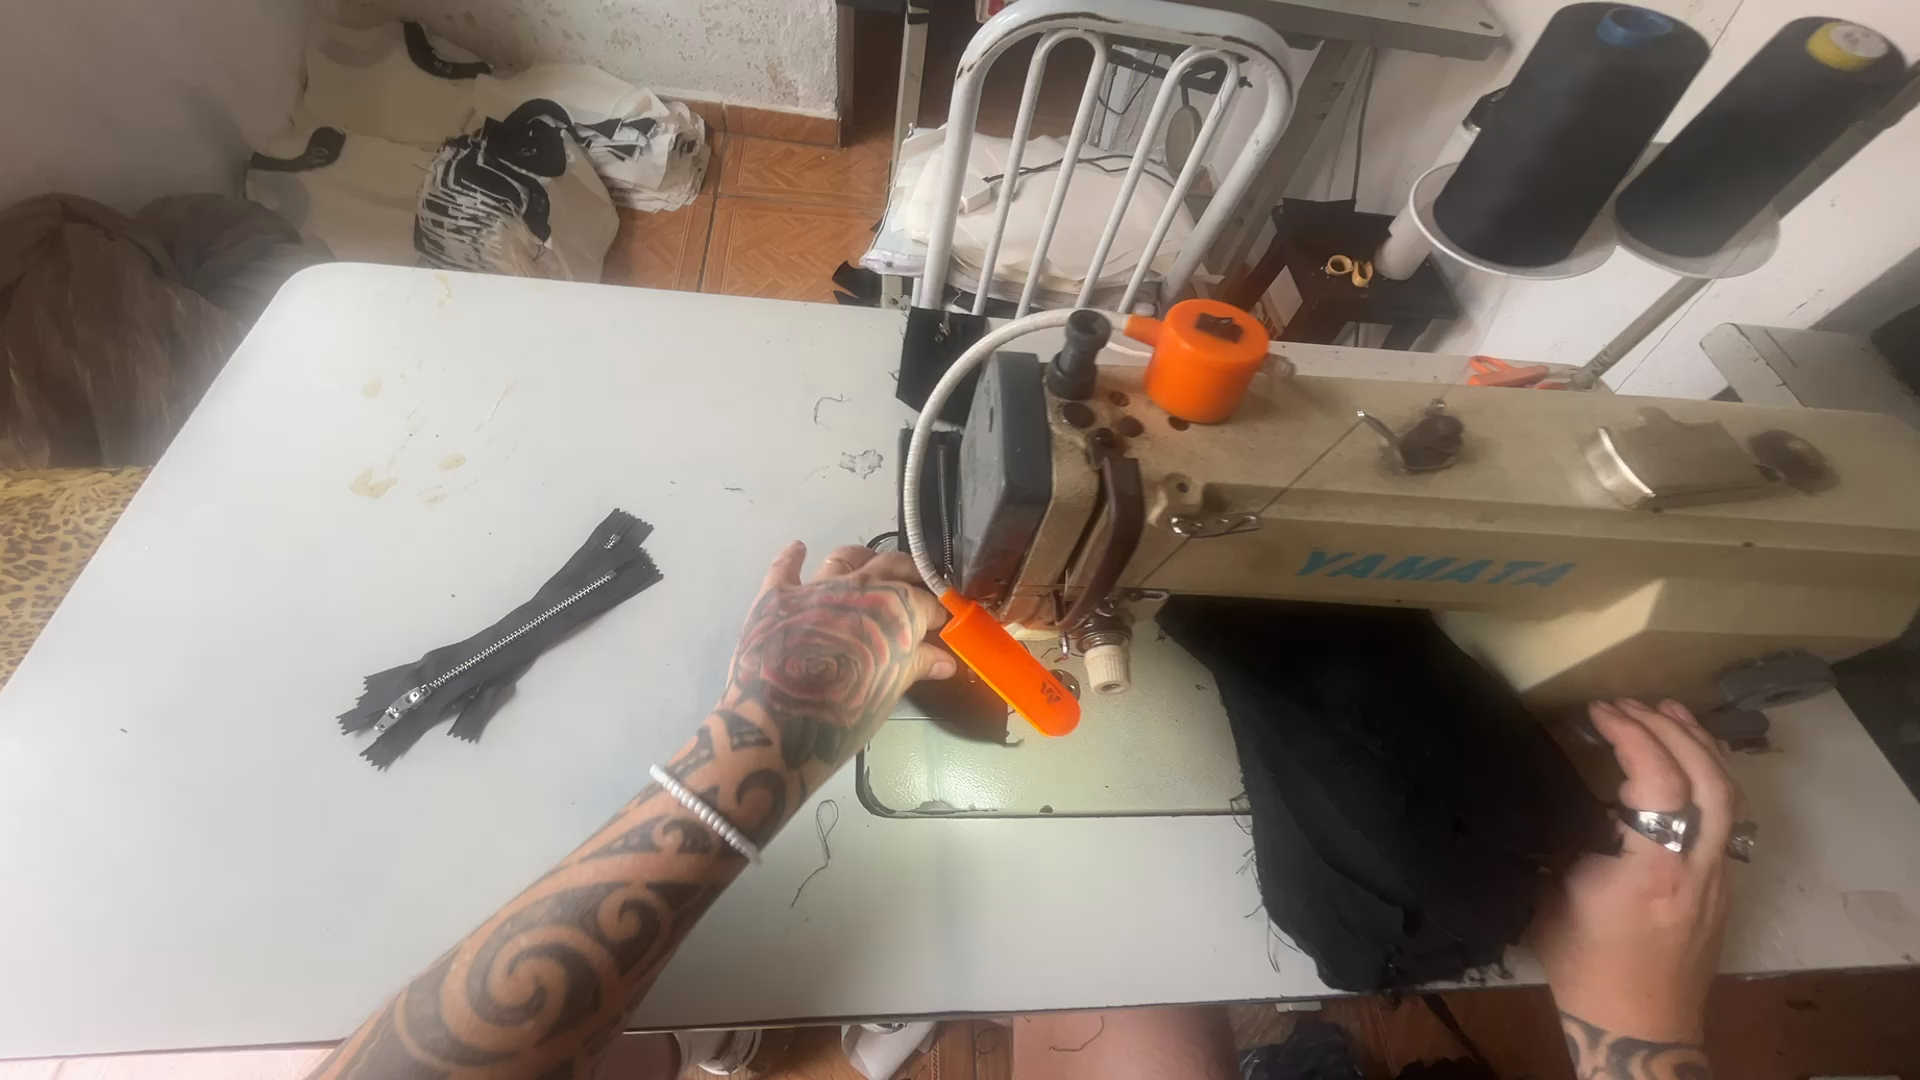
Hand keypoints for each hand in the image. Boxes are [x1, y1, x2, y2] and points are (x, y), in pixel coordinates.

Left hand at [719, 542, 953, 785]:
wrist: (779, 722)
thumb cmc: (846, 711)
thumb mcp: (891, 690)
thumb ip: (918, 665)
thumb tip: (945, 660)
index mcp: (896, 608)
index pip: (927, 602)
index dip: (937, 612)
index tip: (941, 622)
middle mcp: (860, 586)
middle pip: (892, 565)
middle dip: (910, 572)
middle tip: (915, 584)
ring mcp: (817, 587)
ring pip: (845, 557)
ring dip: (861, 558)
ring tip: (868, 565)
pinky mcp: (777, 596)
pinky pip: (785, 567)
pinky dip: (793, 556)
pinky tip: (798, 549)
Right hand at [1530, 699, 1741, 1044]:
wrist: (1636, 1019)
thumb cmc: (1580, 956)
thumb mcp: (1552, 889)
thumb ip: (1558, 835)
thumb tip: (1538, 785)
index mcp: (1652, 868)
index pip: (1659, 783)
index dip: (1631, 736)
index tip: (1596, 710)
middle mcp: (1698, 868)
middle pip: (1710, 782)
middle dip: (1671, 730)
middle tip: (1626, 703)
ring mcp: (1718, 876)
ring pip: (1732, 797)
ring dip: (1700, 747)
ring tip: (1665, 710)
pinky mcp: (1719, 883)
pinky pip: (1728, 815)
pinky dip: (1708, 774)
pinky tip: (1684, 761)